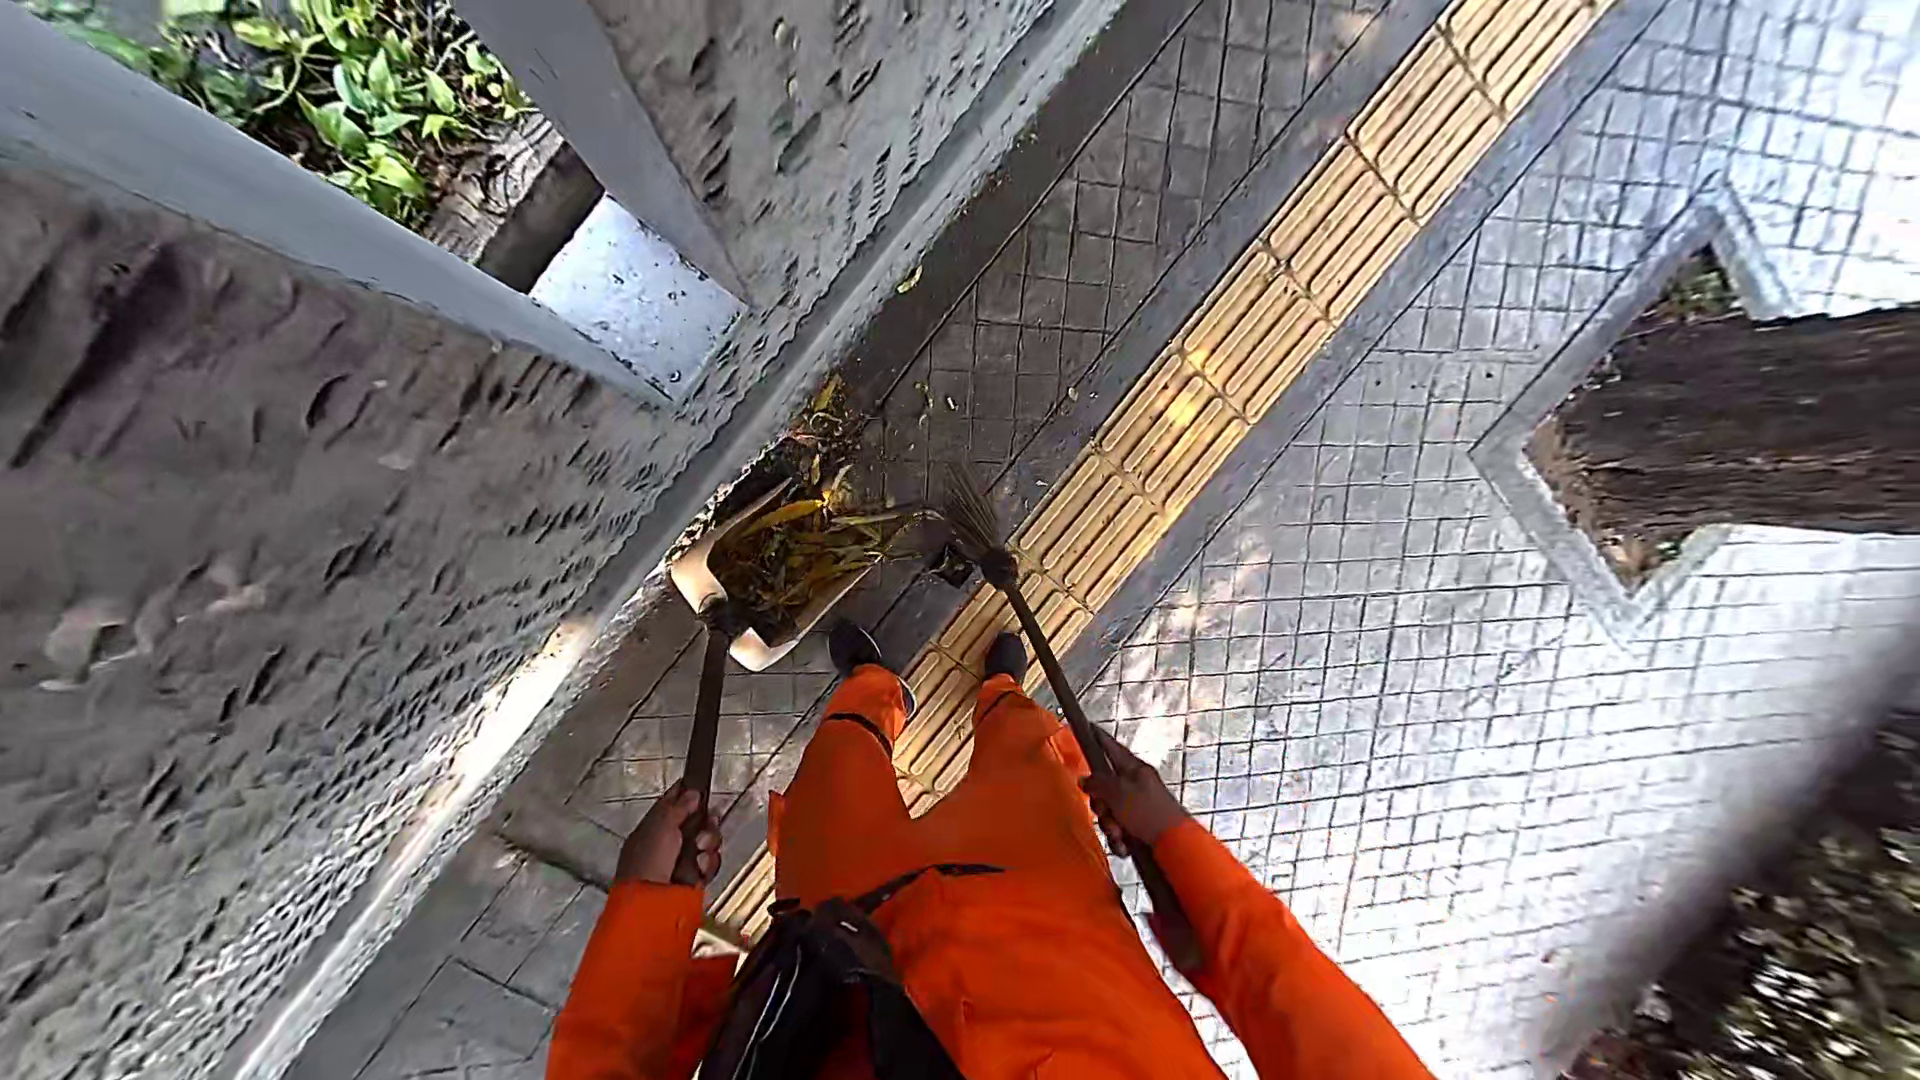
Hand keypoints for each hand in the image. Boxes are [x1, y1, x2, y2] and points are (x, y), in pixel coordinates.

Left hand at [615, 780, 719, 886]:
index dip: (687, 792)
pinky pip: (711, 862)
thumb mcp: (660, 827)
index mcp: (652, 828)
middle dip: (707, 820)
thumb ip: (678, 807)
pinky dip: (709, 862)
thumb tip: (692, 792)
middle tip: (709, 821)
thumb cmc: (648, 863)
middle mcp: (668, 843)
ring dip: (709, 841)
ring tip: (701, 849)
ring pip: (709, 840)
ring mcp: (682, 861)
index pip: (672, 802)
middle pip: (698, 820)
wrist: (651, 906)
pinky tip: (700, 865)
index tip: (700, 786)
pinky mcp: (695, 877)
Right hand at [1079, 726, 1189, 854]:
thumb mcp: (1117, 792)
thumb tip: (1084, 780)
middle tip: (1105, 812)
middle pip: (1105, 787)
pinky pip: (1120, 829)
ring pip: (1110, 811)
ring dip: (1110, 826)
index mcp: (1134, 769)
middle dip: (1101, 804)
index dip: (1097, 738)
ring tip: (1119, 835)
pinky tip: (1124, 845)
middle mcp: (1136, 785)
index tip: (1087, 728)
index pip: (1110, 747)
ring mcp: (1139, 807)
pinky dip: (1119, 839)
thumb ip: (1097, 783)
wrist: (1177, 846)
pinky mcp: (1141, 828)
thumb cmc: (1149, 812)